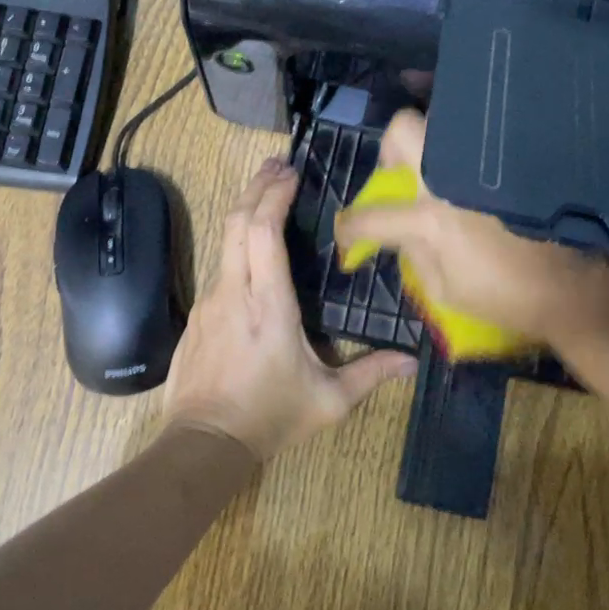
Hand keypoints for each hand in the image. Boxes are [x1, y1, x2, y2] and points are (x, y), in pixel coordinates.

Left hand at [162, 157, 417, 459]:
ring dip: (245, 211)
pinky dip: (236, 245)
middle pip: (237, 222)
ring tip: (266, 193)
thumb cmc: (270, 416)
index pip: (263, 232)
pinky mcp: (196, 317)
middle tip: (277, 165)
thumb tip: (412, 363)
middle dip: (256, 187)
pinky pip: (218, 269)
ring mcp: (209, 303)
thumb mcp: (328, 400)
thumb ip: (370, 374)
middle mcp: (234, 293)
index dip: (274, 196)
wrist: (203, 444)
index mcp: (269, 305)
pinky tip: (251, 250)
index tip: (291, 174)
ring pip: (224, 242)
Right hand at [333, 110, 604, 344]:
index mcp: (432, 219)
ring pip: (444, 125)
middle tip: (400, 174)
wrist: (572, 287)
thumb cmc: (506, 298)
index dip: (349, 228)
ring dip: (432, 146)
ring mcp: (483, 166)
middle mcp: (452, 179)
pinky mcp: (511, 163)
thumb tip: (402, 233)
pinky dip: (468, 153)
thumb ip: (415, 255)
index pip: (373, 215)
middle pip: (404, 129)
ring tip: (440, 173)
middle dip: (390, 148)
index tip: (348, 234)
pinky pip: (480, 142)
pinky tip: (472, 176)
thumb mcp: (445, 291)